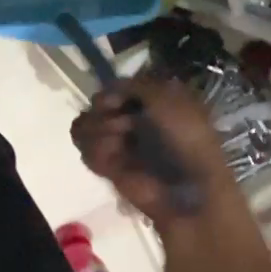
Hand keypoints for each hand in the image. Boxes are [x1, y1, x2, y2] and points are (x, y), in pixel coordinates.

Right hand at [72, 77, 229, 225]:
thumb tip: (107, 93)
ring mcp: (116, 142)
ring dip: (99, 132)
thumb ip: (135, 84)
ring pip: (82, 124)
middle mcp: (130, 118)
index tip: (118, 100)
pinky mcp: (105, 164)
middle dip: (104, 111)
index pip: (115, 86)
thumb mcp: (168, 97)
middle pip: (94, 103)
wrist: (188, 187)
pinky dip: (97, 152)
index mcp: (149, 101)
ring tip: (119, 144)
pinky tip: (113, 160)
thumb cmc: (187, 139)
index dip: (112, 91)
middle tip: (126, 125)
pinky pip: (84, 149)